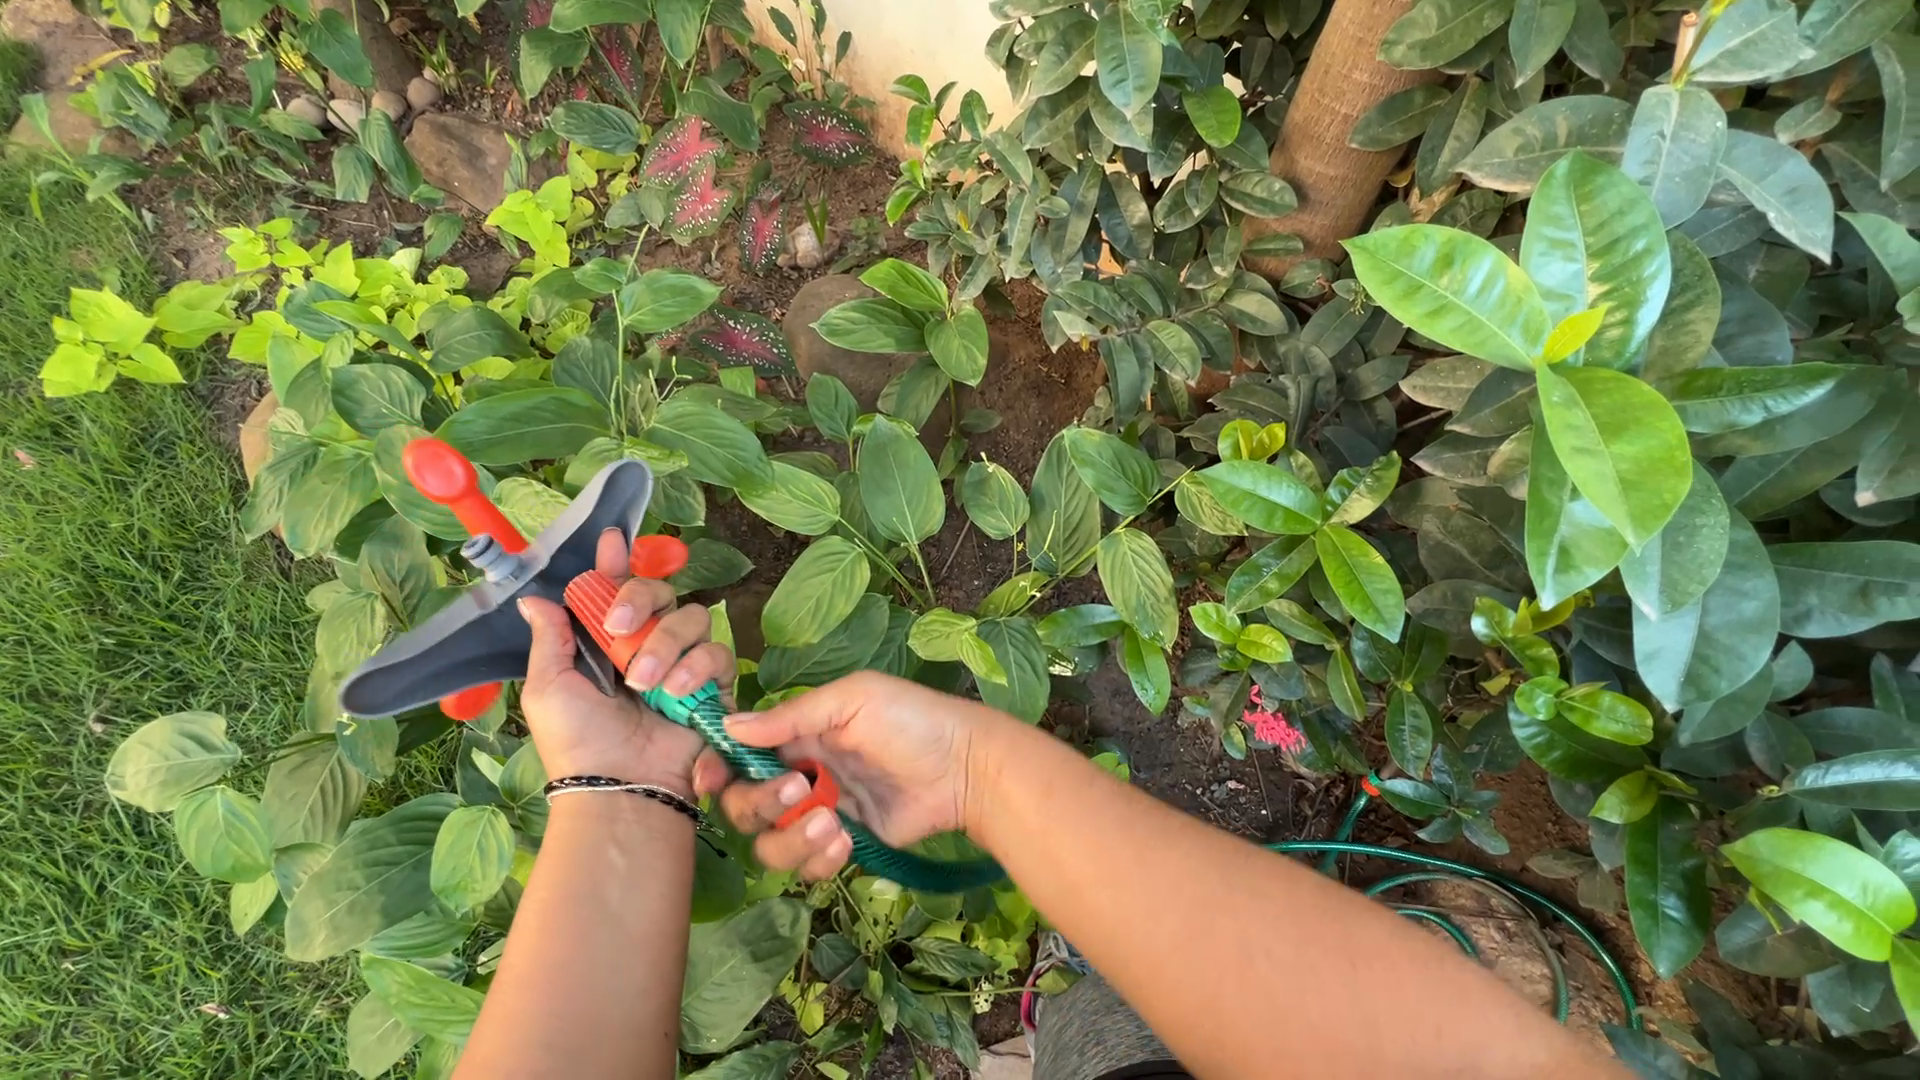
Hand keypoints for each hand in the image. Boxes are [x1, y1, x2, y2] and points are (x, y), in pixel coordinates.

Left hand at [518, 528, 732, 793]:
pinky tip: (674, 691)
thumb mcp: (549, 688)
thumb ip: (551, 639)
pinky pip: (716, 654)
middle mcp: (650, 646)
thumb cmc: (577, 740)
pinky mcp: (713, 686)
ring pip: (692, 620)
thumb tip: (533, 597)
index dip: (615, 564)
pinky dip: (696, 667)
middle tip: (618, 626)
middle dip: (641, 600)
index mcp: (609, 645)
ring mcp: (684, 664)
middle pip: (663, 594)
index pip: (616, 592)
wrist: (618, 783)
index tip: (611, 539)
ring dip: (665, 644)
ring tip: (643, 682)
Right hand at [694, 671, 1013, 879]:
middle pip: (746, 804)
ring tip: (831, 824)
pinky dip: (818, 859)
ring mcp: (822, 812)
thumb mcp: (853, 700)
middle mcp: (803, 774)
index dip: (719, 768)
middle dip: (759, 804)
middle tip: (799, 793)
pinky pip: (808, 865)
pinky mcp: (845, 845)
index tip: (710, 778)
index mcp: (800, 734)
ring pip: (771, 843)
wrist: (965, 767)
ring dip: (790, 839)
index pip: (741, 754)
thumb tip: (729, 726)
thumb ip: (792, 717)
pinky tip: (846, 840)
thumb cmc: (910, 720)